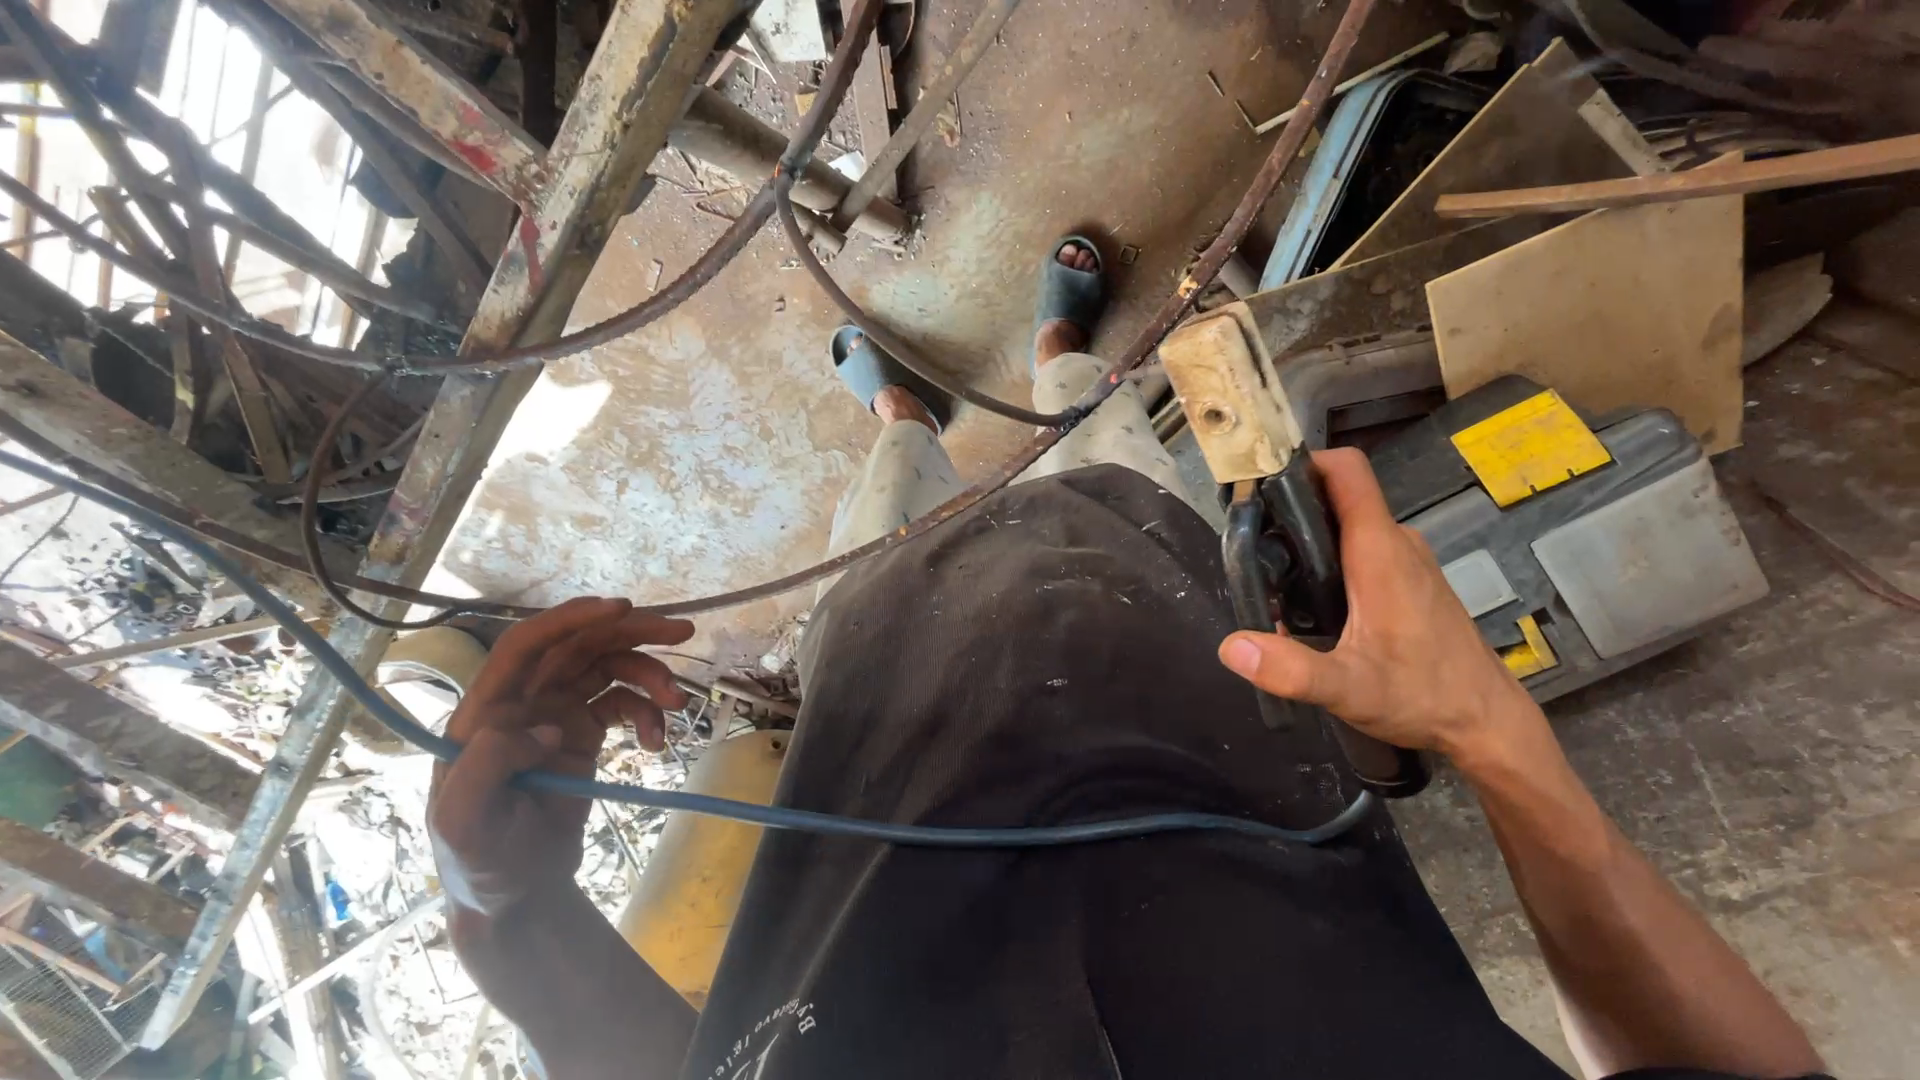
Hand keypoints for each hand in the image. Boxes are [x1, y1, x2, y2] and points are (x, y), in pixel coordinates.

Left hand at [428, 597, 692, 916]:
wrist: (518, 893)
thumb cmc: (480, 862)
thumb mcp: (466, 822)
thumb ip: (489, 766)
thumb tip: (545, 726)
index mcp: (487, 711)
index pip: (526, 646)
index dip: (570, 620)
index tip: (621, 609)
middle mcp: (523, 702)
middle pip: (579, 646)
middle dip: (631, 633)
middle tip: (682, 631)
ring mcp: (557, 715)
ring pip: (608, 670)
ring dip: (649, 676)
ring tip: (678, 702)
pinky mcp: (584, 734)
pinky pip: (623, 704)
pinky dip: (647, 714)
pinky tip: (656, 742)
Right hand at [1216, 448, 1532, 761]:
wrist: (1487, 723)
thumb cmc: (1424, 697)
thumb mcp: (1349, 689)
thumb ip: (1292, 670)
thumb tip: (1231, 646)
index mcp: (1379, 550)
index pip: (1345, 470)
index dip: (1301, 462)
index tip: (1258, 483)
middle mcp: (1395, 543)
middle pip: (1335, 497)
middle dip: (1287, 510)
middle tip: (1247, 547)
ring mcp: (1405, 561)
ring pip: (1345, 525)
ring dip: (1305, 540)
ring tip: (1270, 579)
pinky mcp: (1407, 580)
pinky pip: (1359, 549)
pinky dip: (1327, 560)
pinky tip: (1308, 603)